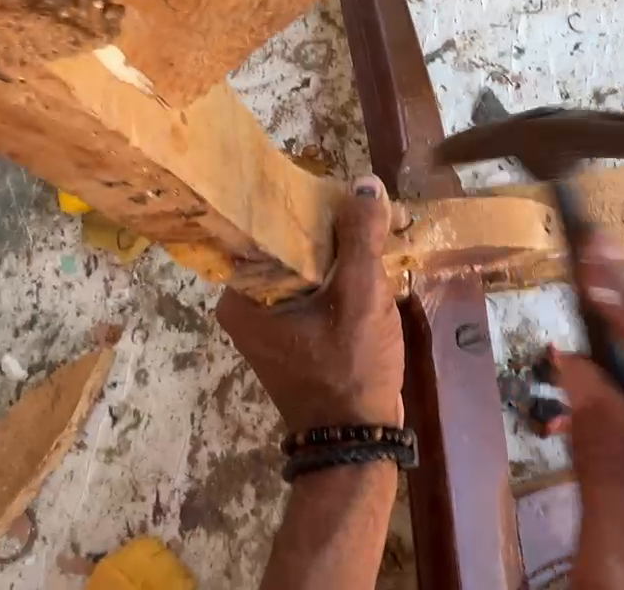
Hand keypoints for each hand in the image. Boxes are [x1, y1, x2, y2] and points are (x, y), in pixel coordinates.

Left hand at [216, 176, 404, 432]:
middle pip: (293, 244)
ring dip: (345, 249)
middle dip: (336, 226)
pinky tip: (376, 260)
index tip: (344, 190)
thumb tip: (366, 183)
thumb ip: (361, 236)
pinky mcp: (295, 332)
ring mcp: (270, 321)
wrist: (358, 440)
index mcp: (243, 296)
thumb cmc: (351, 368)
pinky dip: (344, 274)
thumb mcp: (360, 295)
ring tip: (381, 226)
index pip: (271, 228)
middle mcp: (247, 305)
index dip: (311, 203)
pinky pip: (317, 287)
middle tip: (372, 209)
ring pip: (309, 265)